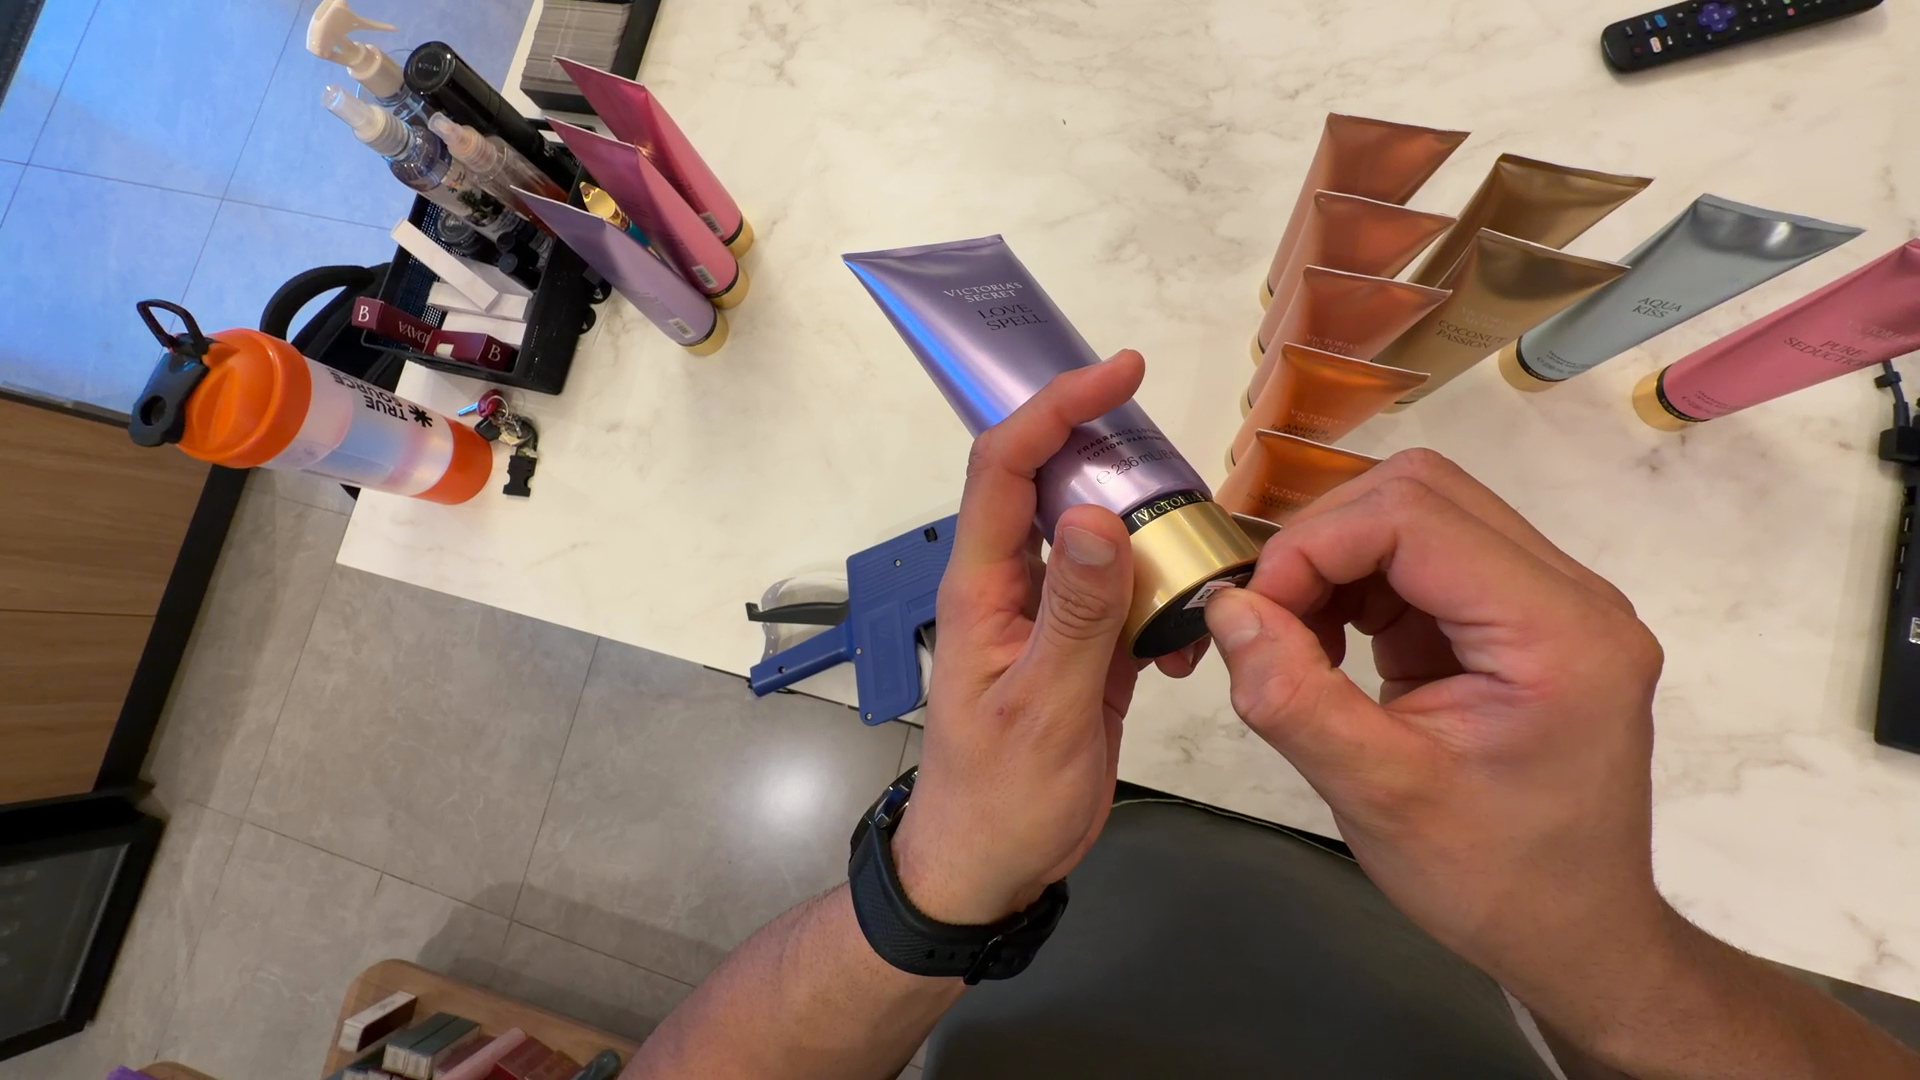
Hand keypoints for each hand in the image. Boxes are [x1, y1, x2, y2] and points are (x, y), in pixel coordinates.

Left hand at [891, 350, 1203, 926]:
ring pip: (1098, 542)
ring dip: (1148, 541)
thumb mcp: (1043, 707)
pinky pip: (1121, 597)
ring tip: (1197, 562)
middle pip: (1054, 488)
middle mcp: (1012, 583)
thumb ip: (1075, 613)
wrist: (990, 864)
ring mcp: (1048, 614)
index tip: (1120, 372)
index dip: (1055, 409)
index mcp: (983, 584)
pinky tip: (1183, 645)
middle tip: (1179, 465)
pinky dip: (1158, 604)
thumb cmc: (1000, 795)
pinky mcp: (1079, 646)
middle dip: (1113, 461)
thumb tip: (1098, 514)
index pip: (1004, 467)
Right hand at [1203, 449, 1679, 1046]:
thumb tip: (1225, 608)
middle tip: (1268, 616)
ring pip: (1404, 511)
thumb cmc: (1490, 877)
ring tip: (1292, 634)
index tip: (1254, 614)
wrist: (1567, 928)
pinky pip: (1402, 555)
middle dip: (1316, 542)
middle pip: (1413, 492)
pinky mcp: (1496, 612)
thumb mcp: (1376, 796)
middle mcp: (1561, 592)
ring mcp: (1532, 597)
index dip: (1312, 546)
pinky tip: (1321, 640)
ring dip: (1326, 560)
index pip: (1413, 516)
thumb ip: (1294, 698)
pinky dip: (1342, 583)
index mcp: (1557, 631)